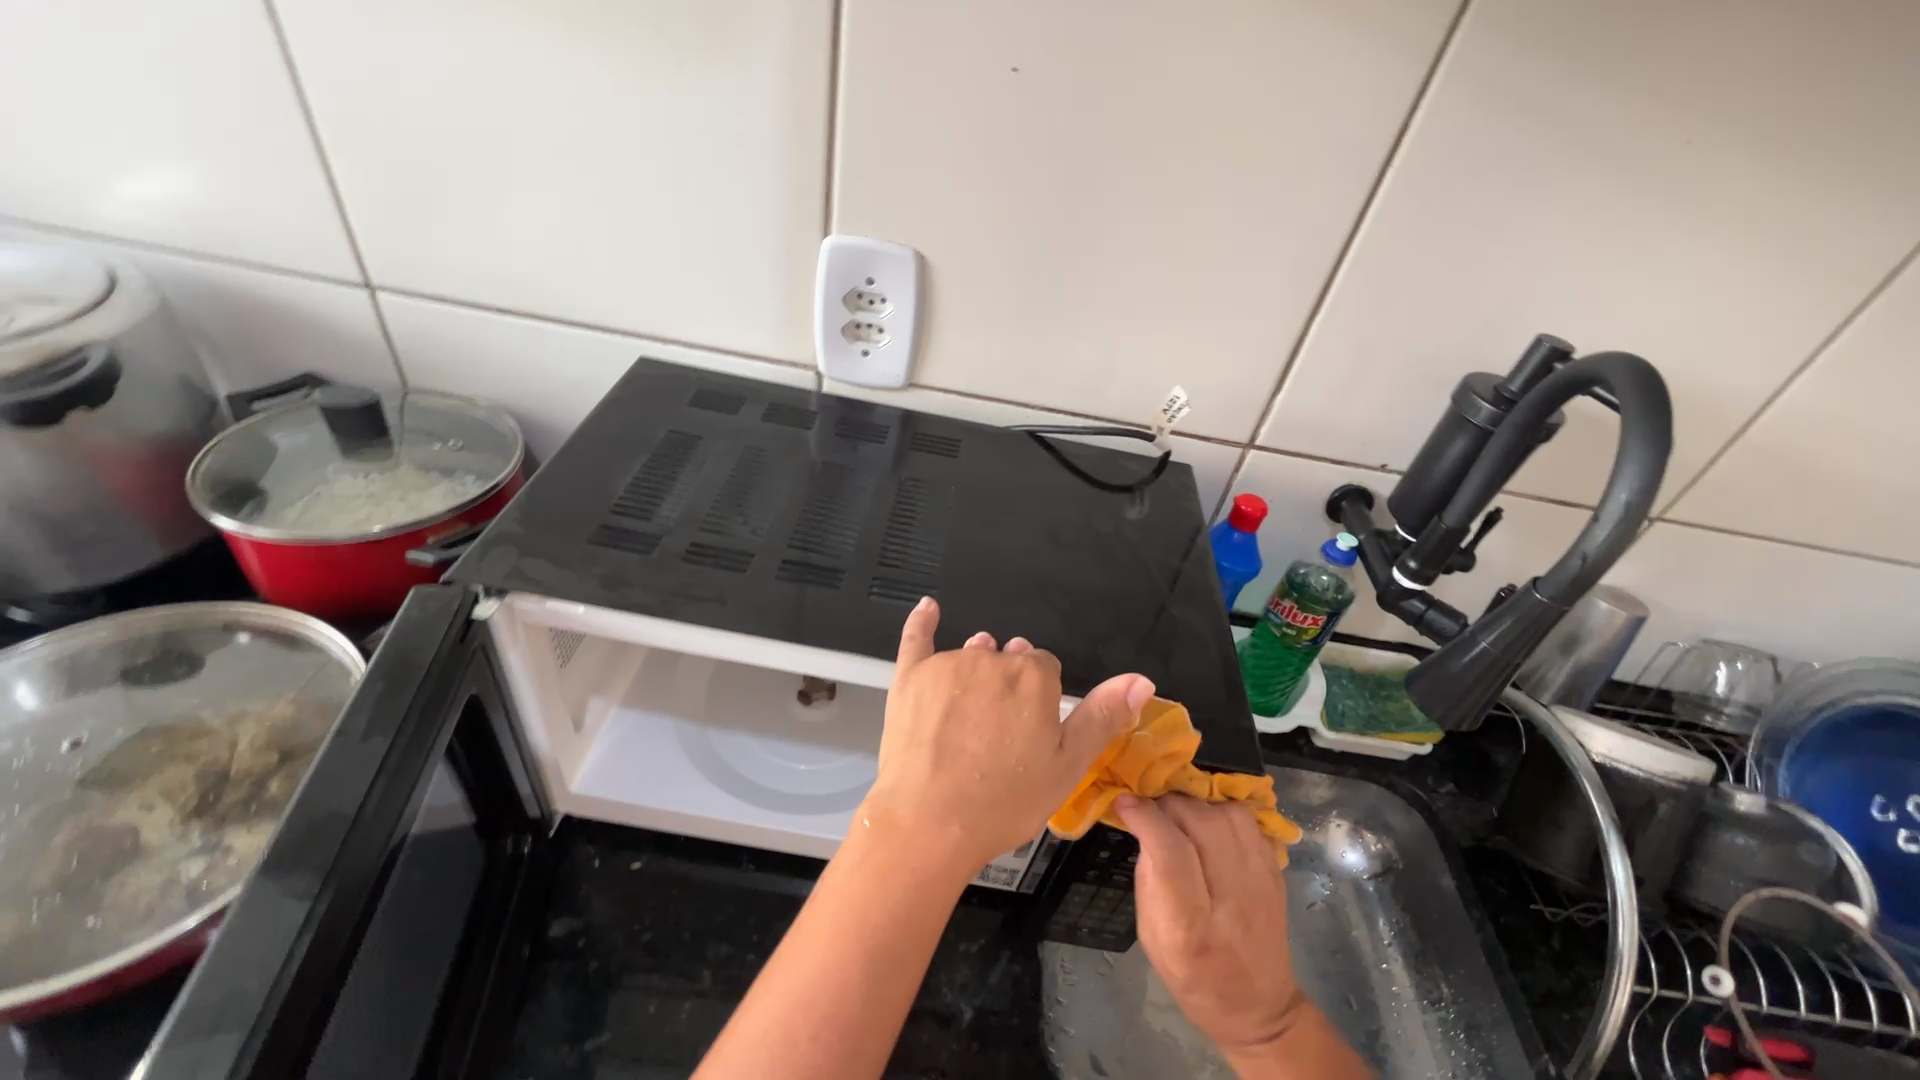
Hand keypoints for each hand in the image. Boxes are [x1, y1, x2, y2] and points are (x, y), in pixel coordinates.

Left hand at [861, 597, 1153, 872]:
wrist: (929, 823)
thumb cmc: (1004, 801)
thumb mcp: (1068, 765)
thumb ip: (1104, 716)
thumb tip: (1141, 680)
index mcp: (1034, 676)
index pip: (1046, 668)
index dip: (1043, 698)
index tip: (1033, 729)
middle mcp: (991, 659)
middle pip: (1009, 659)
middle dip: (1011, 683)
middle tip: (1003, 729)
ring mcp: (947, 665)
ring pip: (971, 653)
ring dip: (978, 666)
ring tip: (974, 706)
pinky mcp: (910, 677)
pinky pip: (917, 637)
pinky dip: (923, 621)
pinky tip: (929, 608)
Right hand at [1116, 793, 1306, 1055]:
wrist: (1258, 1005)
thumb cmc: (1192, 977)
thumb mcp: (1150, 937)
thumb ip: (1148, 878)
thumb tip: (1145, 827)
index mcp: (1190, 925)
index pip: (1170, 851)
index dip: (1144, 817)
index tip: (1124, 802)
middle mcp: (1231, 898)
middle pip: (1199, 822)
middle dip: (1166, 806)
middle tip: (1150, 811)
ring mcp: (1261, 881)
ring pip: (1226, 813)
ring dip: (1195, 804)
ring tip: (1179, 816)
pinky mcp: (1276, 872)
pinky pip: (1247, 820)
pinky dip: (1221, 811)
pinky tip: (1207, 824)